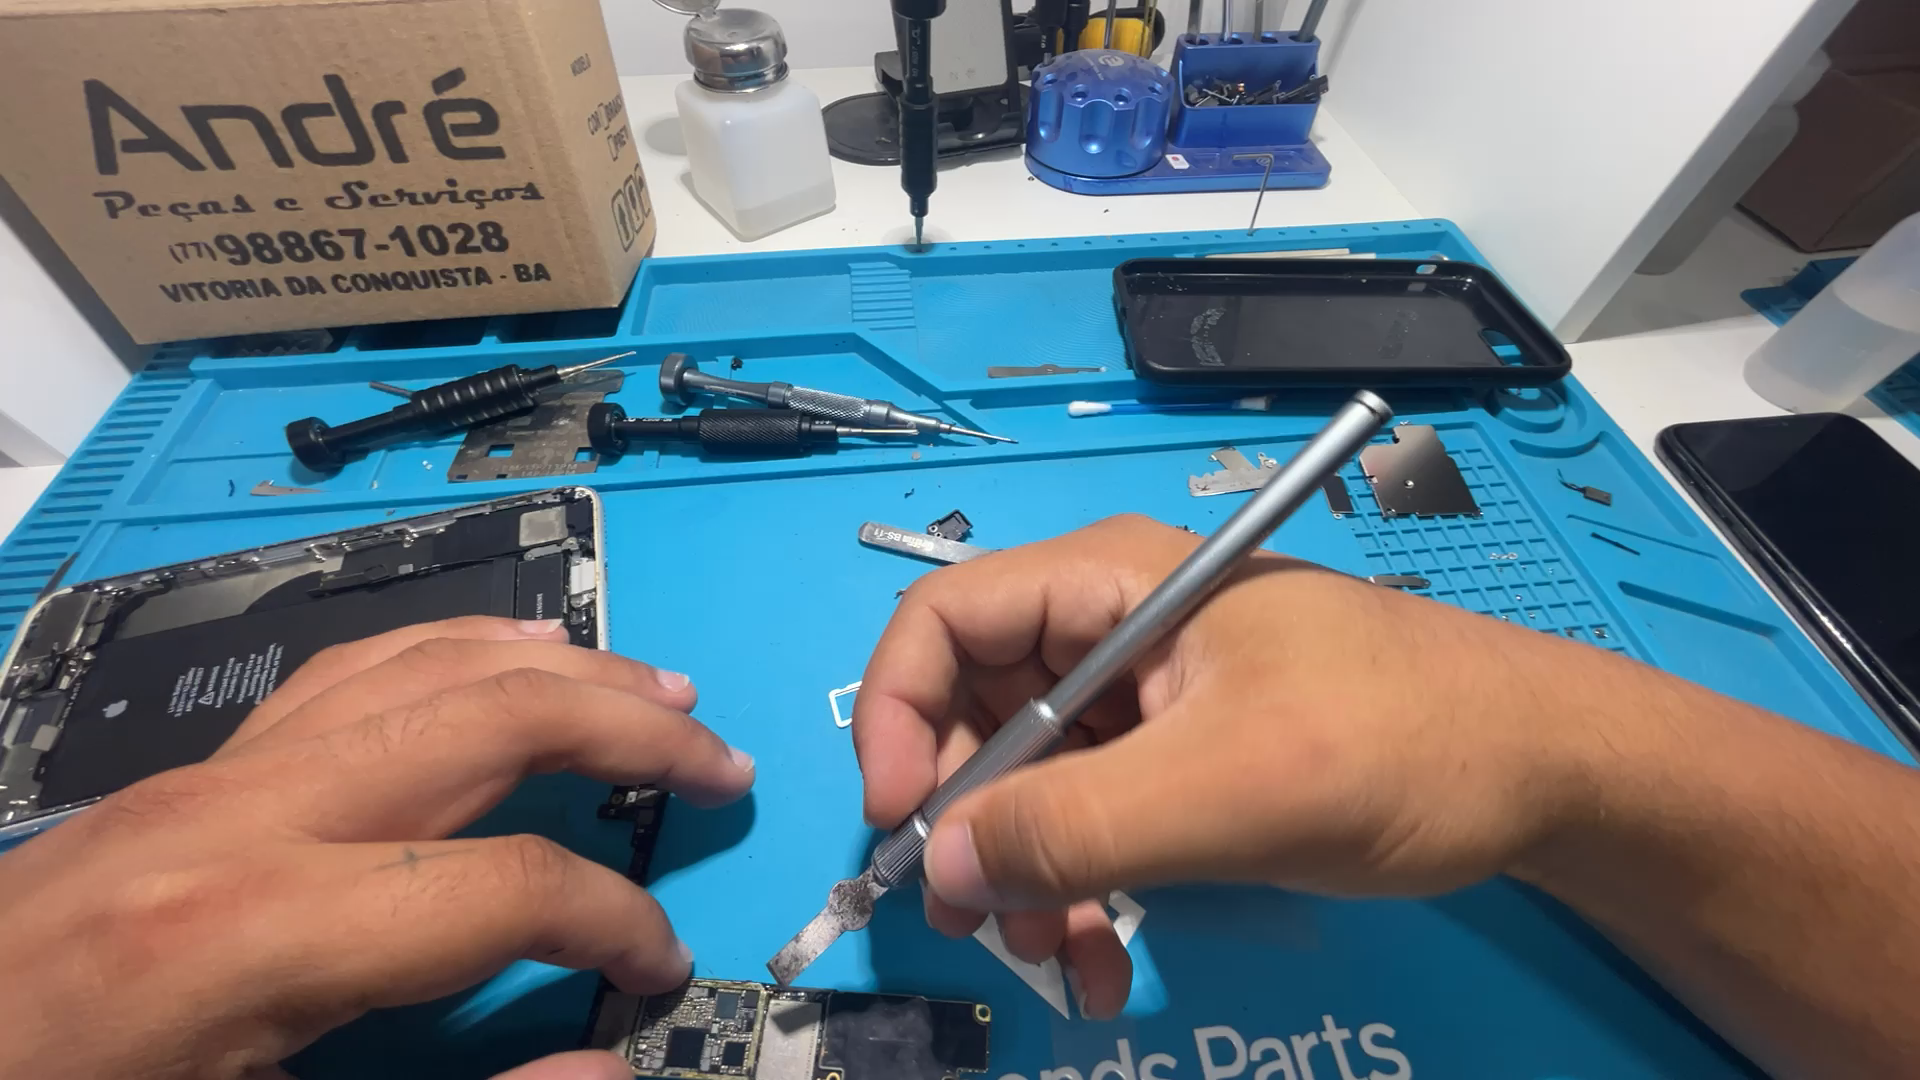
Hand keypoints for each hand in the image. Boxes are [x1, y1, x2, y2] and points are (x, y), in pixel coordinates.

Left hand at [0, 616, 754, 1079]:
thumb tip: (607, 1070)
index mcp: (243, 942)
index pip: (505, 889)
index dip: (614, 924)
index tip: (661, 967)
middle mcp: (243, 819)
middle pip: (500, 722)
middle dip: (636, 736)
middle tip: (722, 764)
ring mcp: (216, 774)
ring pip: (445, 665)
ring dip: (578, 671)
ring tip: (663, 690)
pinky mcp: (203, 769)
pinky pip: (369, 667)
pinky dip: (475, 643)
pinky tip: (531, 645)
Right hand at [853, 515, 1665, 1016]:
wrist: (1541, 771)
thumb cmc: (1399, 741)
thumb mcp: (1234, 785)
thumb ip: (1080, 825)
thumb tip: (945, 865)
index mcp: (1106, 580)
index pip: (946, 614)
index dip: (898, 707)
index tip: (902, 821)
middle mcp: (1102, 622)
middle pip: (971, 700)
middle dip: (965, 812)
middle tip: (977, 914)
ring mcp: (1130, 686)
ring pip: (1020, 770)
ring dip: (1020, 864)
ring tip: (1052, 953)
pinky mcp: (1158, 744)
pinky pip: (1077, 805)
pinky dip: (1072, 878)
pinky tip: (1099, 948)